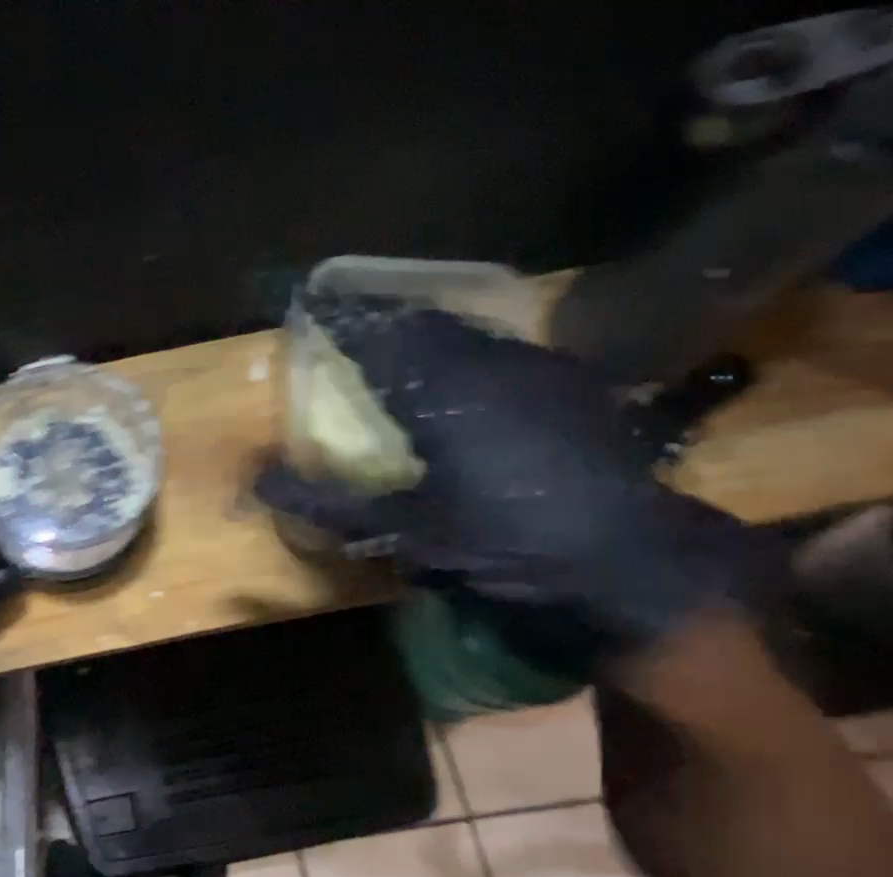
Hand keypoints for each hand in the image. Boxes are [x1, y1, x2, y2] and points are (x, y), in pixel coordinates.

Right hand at [255, 297, 776, 647]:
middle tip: (348, 324)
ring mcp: (539, 367)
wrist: (633, 556)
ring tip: (396, 346)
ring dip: (424, 334)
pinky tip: (462, 380)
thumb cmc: (506, 541)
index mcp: (442, 392)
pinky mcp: (572, 383)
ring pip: (466, 333)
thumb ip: (329, 501)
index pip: (376, 337)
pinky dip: (464, 353)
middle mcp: (489, 363)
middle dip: (380, 319)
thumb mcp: (405, 531)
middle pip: (422, 323)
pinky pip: (502, 350)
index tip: (311, 304)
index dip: (340, 319)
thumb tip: (258, 480)